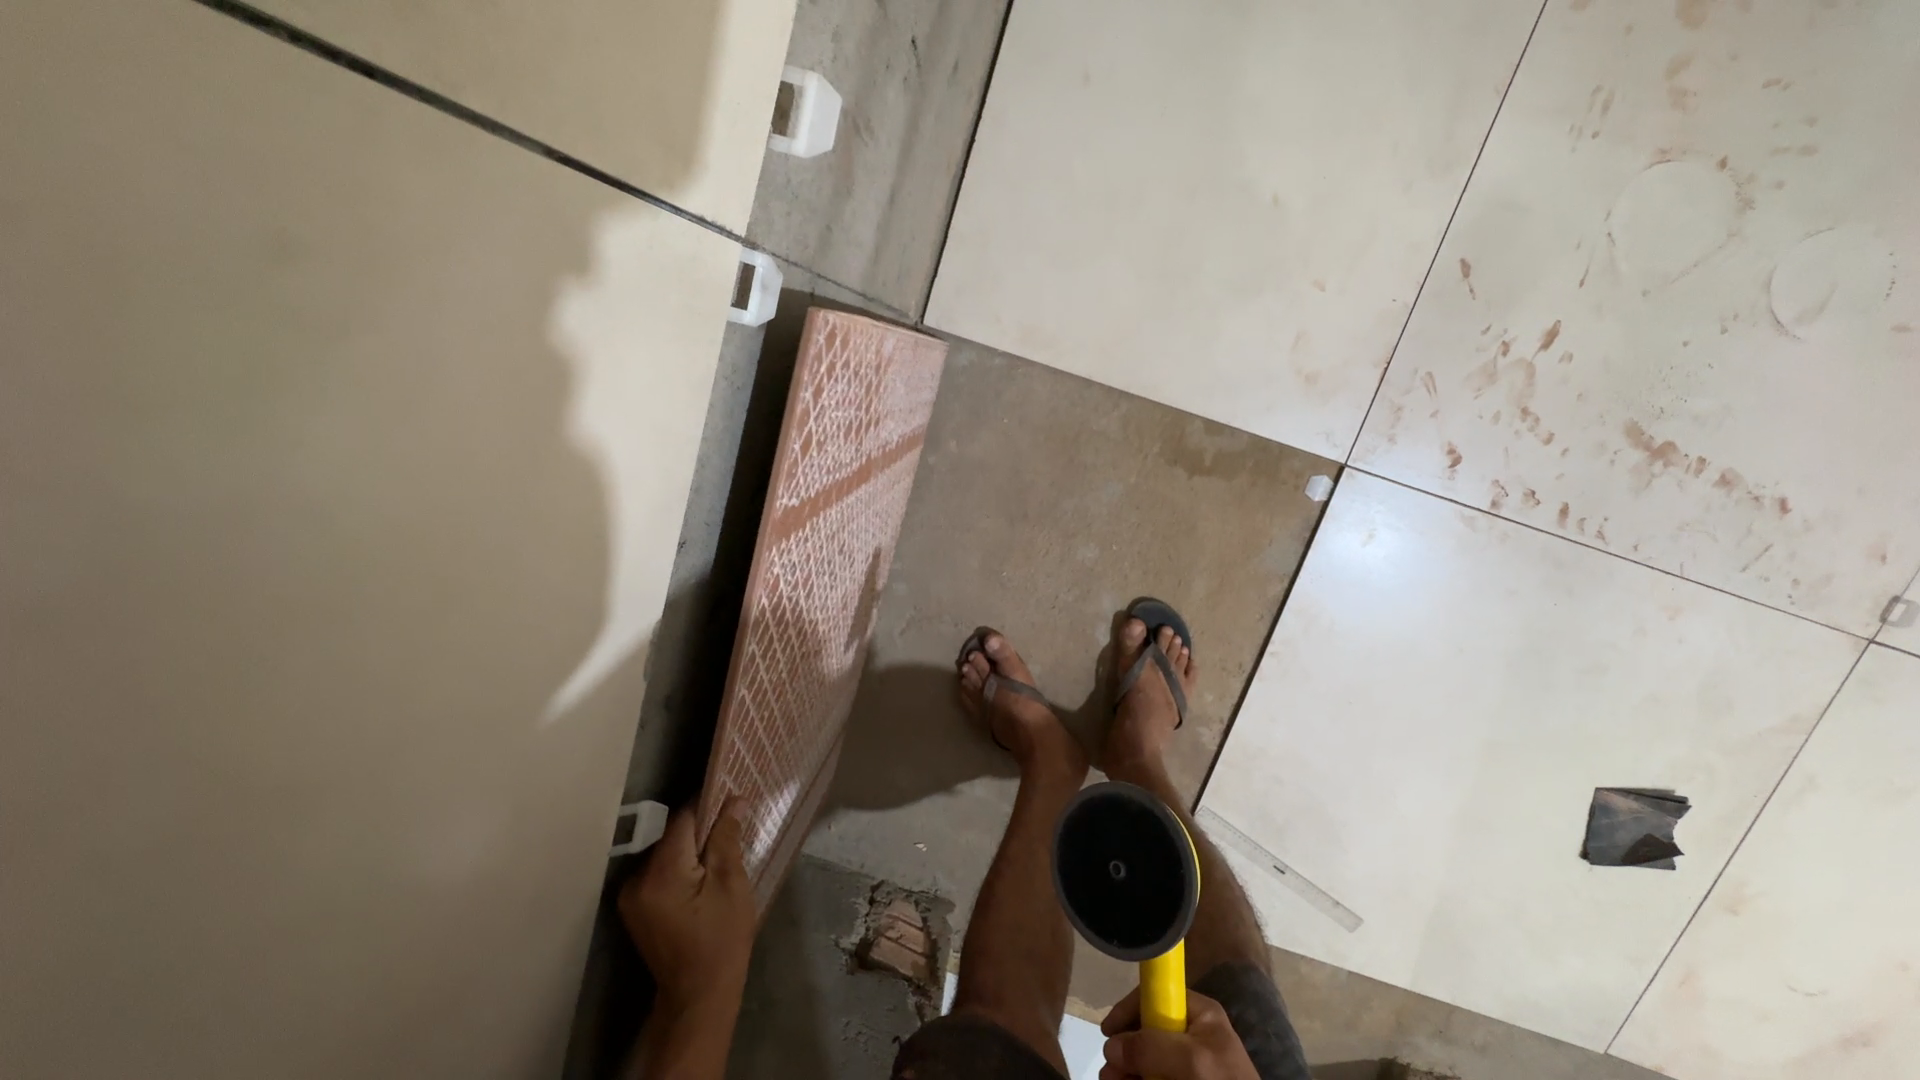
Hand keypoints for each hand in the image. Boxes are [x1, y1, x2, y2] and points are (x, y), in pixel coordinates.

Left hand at [619, 798, 754, 1012]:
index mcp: (661, 872)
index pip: (683, 820)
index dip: (708, 806)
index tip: (732, 798)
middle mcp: (637, 879)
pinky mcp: (635, 908)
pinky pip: (659, 872)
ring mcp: (631, 896)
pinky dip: (680, 868)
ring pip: (666, 854)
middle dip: (701, 831)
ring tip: (720, 855)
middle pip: (672, 836)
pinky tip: (702, 878)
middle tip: (732, 830)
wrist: (698, 994)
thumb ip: (726, 839)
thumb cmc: (722, 940)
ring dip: (690, 850)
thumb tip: (734, 800)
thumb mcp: (731, 885)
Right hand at [1099, 987, 1259, 1079]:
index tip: (1108, 1032)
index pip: (1156, 995)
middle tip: (1109, 1072)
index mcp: (1199, 1014)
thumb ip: (1150, 1047)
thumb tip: (1112, 1047)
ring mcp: (1186, 1063)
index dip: (1129, 1009)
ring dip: (1124, 1070)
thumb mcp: (1191, 1060)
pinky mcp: (1180, 1079)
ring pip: (1144, 1058)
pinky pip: (1152, 1075)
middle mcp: (1190, 1034)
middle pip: (1144, 1030)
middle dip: (1124, 1050)